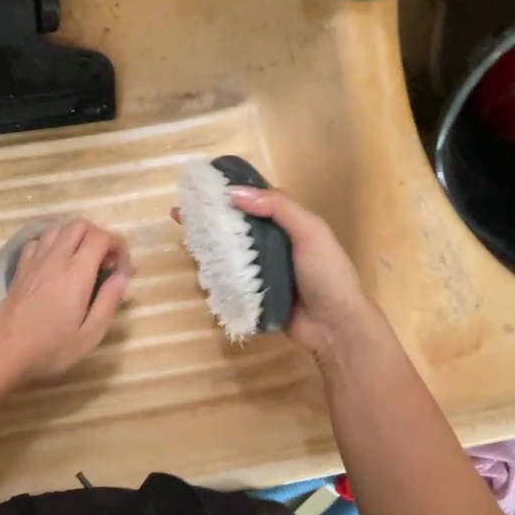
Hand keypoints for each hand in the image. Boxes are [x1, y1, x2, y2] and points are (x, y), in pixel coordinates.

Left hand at [0, 219, 130, 381]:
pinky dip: (52, 245)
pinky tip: (56, 267)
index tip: (121, 269)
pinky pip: (38, 243)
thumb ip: (109, 301)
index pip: (101, 237)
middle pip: (79, 224)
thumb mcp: (90, 335)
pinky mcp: (20, 270)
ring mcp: (34, 262)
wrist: (5, 355)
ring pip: (57, 229)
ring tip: (82, 264)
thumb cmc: (51, 350)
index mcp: (75, 273)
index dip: (118, 245)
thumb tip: (122, 276)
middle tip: (104, 265)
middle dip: (98, 236)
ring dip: (75, 238)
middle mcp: (54, 259)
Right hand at [172, 188, 366, 364]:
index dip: (229, 192)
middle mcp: (271, 244)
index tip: (201, 187)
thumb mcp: (310, 232)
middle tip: (179, 213)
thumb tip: (234, 192)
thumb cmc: (327, 274)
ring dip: (206, 242)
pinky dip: (212, 271)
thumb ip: (279, 208)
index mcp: (287, 225)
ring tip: (182, 235)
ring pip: (228, 251)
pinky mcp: (251, 294)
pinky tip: (194, 264)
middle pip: (235, 226)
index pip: (253, 201)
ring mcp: (260, 270)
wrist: (335, 326)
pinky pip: (228, 278)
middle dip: (208, 217)